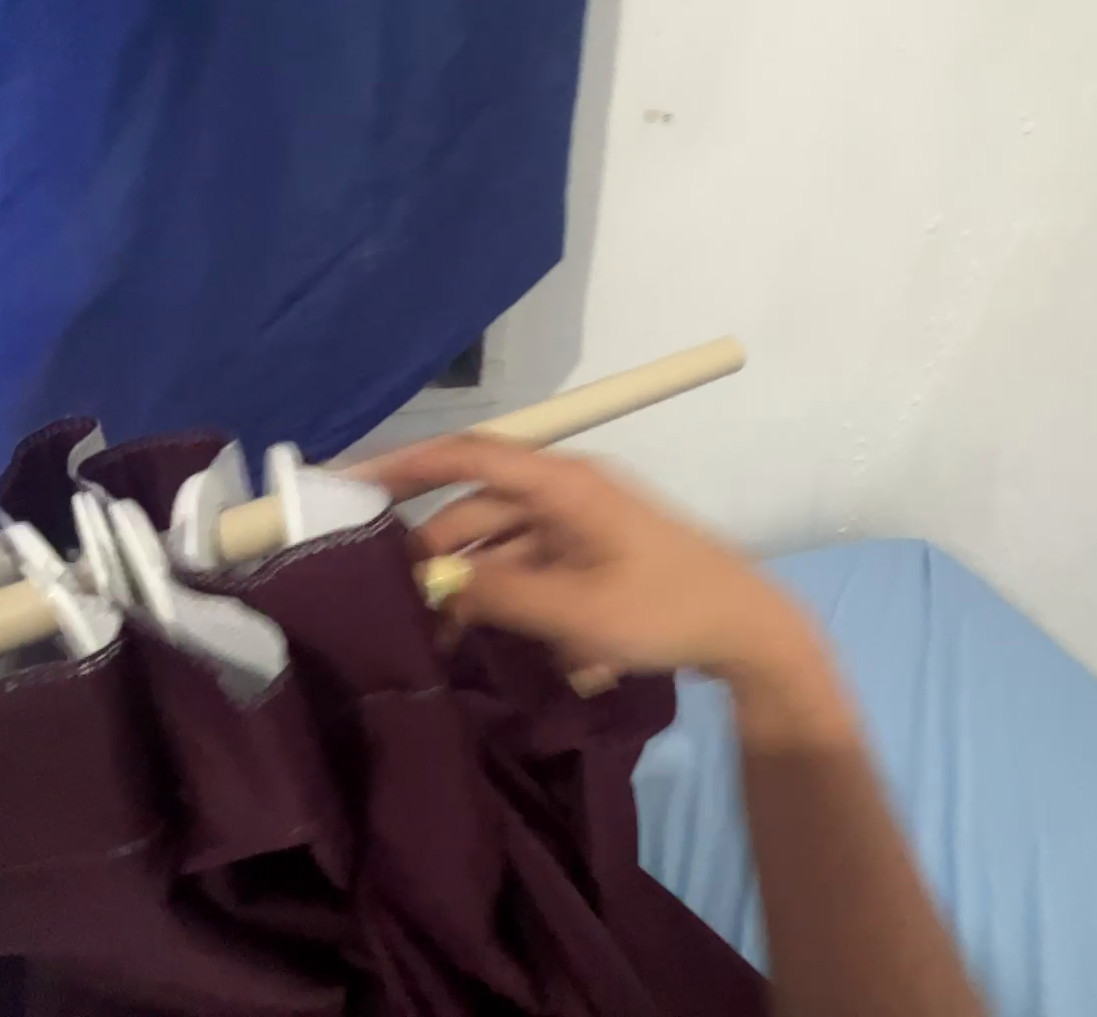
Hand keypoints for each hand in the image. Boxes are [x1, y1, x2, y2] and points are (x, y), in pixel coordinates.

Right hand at [359, 436, 821, 686]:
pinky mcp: (587, 556)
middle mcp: (565, 494)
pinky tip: (488, 637)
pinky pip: (528, 567)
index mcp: (564, 484)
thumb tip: (436, 583)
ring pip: (500, 545)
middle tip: (391, 605)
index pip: (471, 456)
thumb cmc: (667, 608)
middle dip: (435, 555)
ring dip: (469, 585)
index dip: (408, 464)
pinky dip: (504, 595)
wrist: (746, 629)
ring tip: (437, 639)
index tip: (350, 485)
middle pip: (478, 511)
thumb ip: (501, 592)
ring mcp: (577, 526)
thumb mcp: (579, 608)